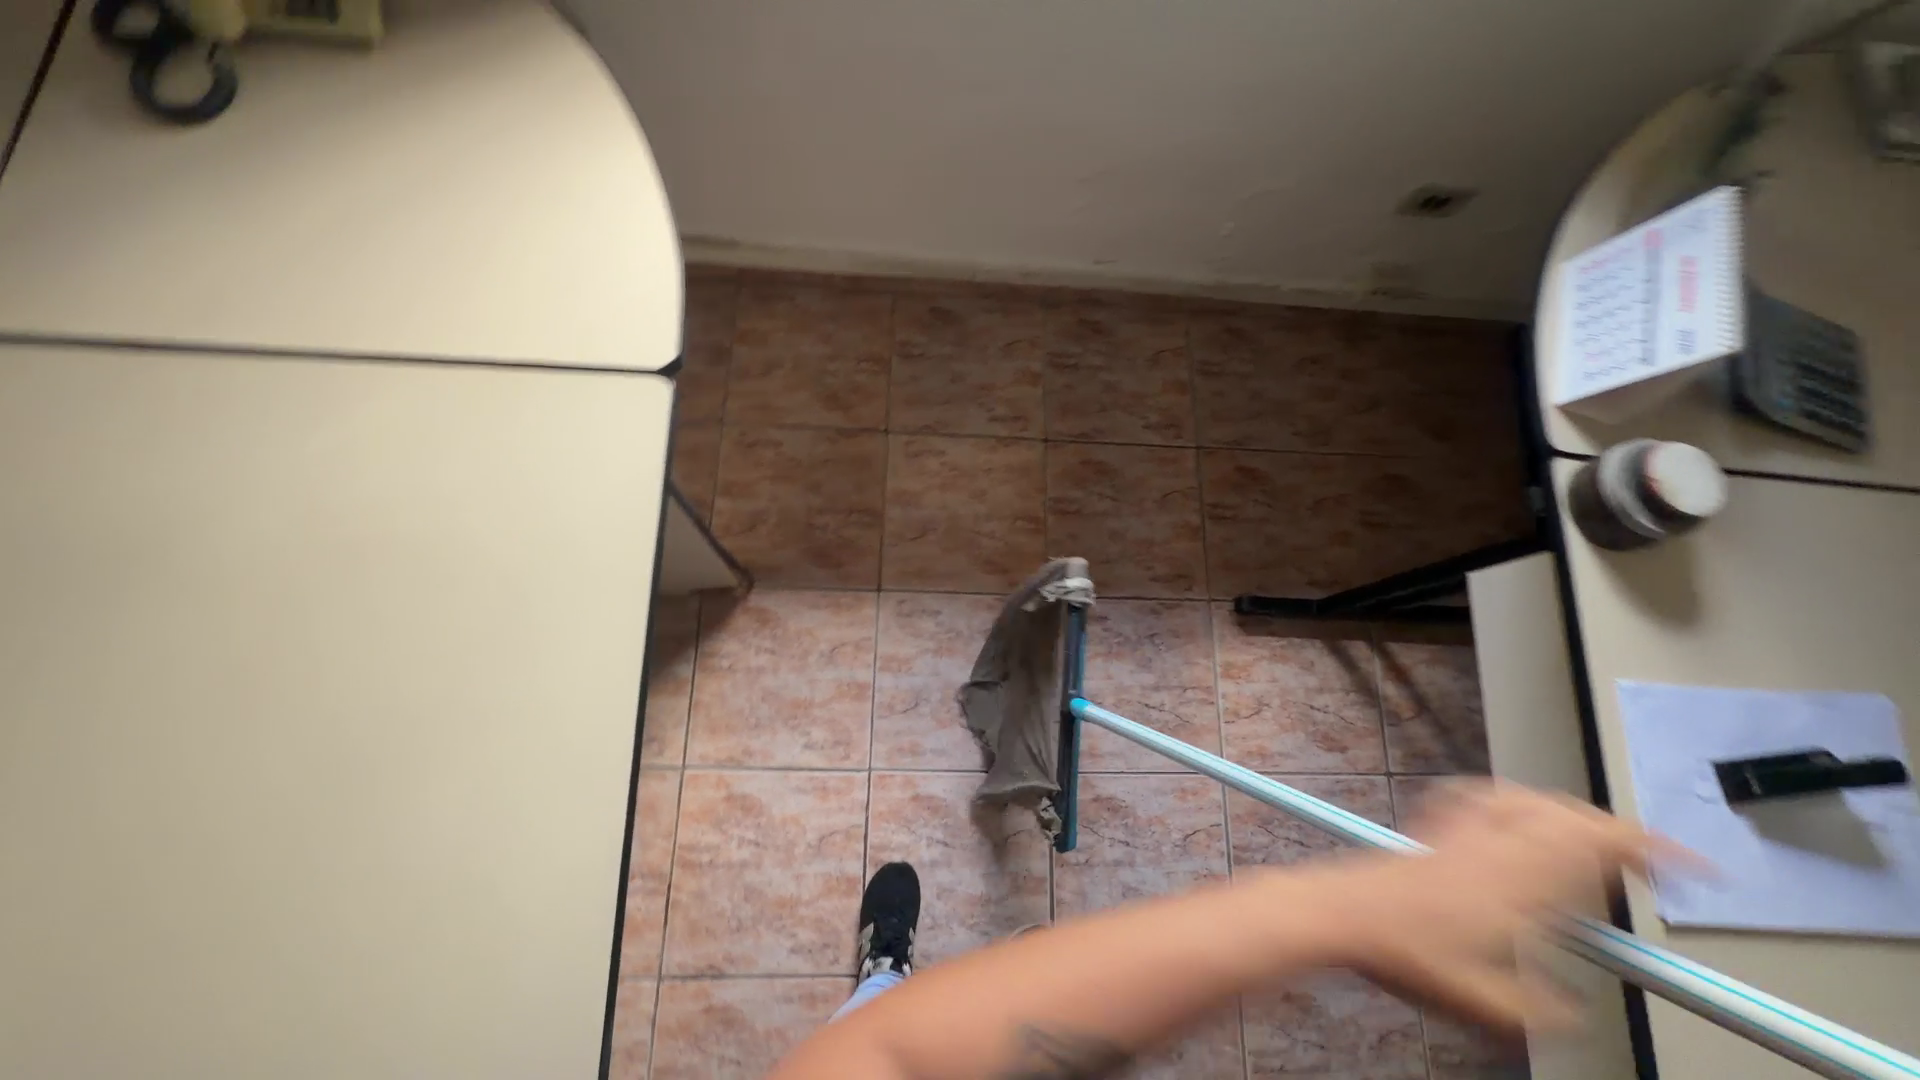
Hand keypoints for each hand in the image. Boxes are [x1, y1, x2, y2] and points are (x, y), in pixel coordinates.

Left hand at [1300, 783, 1693, 1031]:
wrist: (1339, 914)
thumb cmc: (1405, 956)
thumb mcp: (1484, 1004)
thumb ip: (1540, 1011)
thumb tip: (1577, 1011)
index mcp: (1523, 885)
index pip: (1599, 844)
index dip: (1653, 849)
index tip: (1694, 867)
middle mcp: (1497, 847)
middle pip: (1571, 815)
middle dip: (1621, 835)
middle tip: (1648, 867)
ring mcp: (1462, 833)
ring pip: (1531, 800)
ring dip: (1573, 816)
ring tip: (1594, 842)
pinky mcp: (1434, 830)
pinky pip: (1481, 797)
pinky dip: (1514, 799)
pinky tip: (1515, 811)